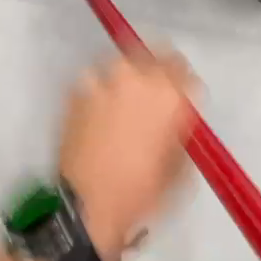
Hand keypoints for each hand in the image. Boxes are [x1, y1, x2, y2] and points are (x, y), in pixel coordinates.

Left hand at [57, 51, 198, 260]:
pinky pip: (95, 80)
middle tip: (153, 96)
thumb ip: (179, 132)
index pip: (183, 69)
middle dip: (156, 72)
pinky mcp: (76, 90)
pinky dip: (101, 90)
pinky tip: (100, 111)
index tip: (181, 96)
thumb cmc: (141, 192)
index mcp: (168, 95)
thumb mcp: (179, 168)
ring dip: (127, 78)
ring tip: (124, 101)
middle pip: (152, 56)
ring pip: (122, 65)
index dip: (183, 83)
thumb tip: (176, 119)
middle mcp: (136, 77)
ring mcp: (102, 80)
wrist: (87, 204)